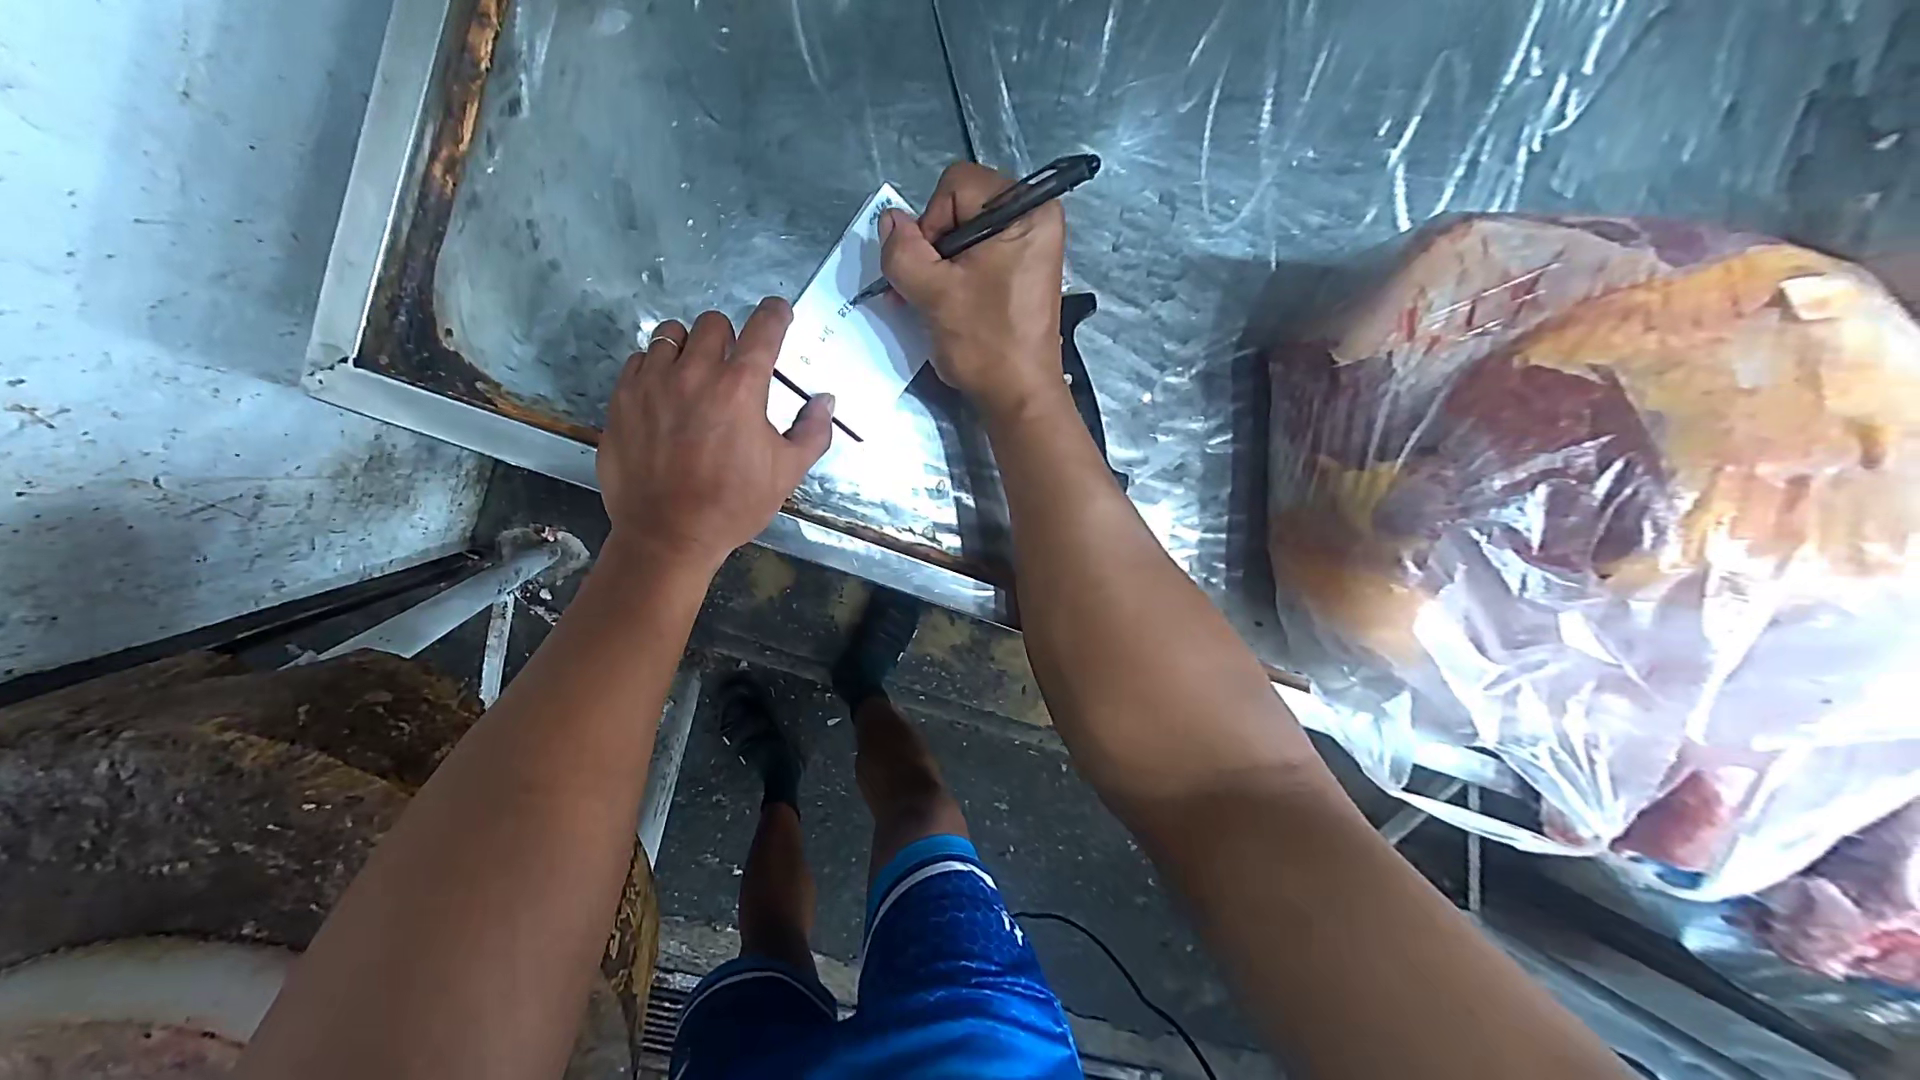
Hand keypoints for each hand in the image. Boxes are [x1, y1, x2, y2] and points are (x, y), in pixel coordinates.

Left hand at [597, 298, 833, 572]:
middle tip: (733, 365)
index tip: (778, 313)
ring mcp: (653, 382)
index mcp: (741, 387)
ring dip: (689, 348)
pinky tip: (665, 395)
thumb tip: (824, 401)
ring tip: (694, 377)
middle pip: (713, 323)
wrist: (668, 534)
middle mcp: (695, 372)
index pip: (763, 328)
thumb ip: (812, 431)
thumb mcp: (788, 473)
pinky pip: (640, 360)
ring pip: (671, 334)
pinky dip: (656, 368)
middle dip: (729, 337)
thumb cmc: (734, 504)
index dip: (775, 314)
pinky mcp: (622, 397)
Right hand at [881, 162, 1066, 421]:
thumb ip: (903, 249)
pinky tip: (950, 306)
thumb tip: (889, 220)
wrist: (1019, 396)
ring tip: (934, 303)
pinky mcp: (1023, 273)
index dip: (931, 225)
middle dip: (934, 248)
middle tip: (926, 290)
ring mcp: (1031, 248)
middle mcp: (1036, 219)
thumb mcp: (933, 292)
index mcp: (1027, 211)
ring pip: (964, 237)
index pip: (956, 187)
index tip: (932, 270)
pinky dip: (957, 277)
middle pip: (960, 208)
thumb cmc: (986, 343)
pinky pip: (979, 257)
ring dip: (940, 267)